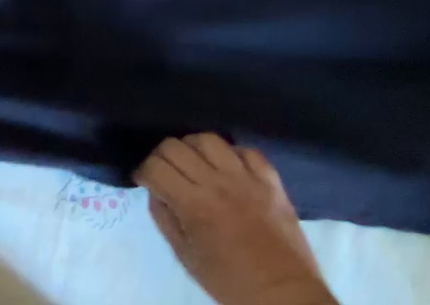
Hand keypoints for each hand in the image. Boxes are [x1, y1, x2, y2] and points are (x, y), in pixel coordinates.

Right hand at [134, 134, 337, 304]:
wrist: (286, 296)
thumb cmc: (231, 281)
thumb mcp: (185, 256)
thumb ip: (163, 217)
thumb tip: (155, 191)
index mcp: (194, 205)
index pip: (154, 167)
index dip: (143, 172)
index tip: (145, 181)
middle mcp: (217, 184)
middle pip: (174, 146)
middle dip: (161, 157)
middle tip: (165, 173)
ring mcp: (247, 180)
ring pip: (208, 140)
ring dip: (194, 148)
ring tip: (196, 164)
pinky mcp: (272, 183)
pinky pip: (248, 151)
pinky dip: (233, 154)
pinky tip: (229, 169)